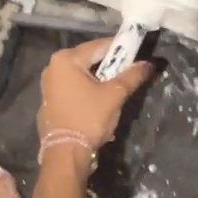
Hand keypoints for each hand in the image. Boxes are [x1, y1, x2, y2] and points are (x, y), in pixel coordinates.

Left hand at [36, 37, 153, 151]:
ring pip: (81, 75)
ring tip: (117, 88)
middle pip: (89, 60)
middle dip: (110, 66)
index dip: (121, 48)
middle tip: (129, 72)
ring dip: (100, 80)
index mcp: (66, 59)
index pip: (99, 46)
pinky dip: (87, 90)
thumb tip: (148, 64)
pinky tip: (99, 101)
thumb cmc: (89, 118)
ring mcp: (49, 84)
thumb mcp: (114, 95)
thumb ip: (132, 76)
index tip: (138, 53)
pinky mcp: (49, 100)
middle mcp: (53, 67)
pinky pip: (73, 88)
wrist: (65, 152)